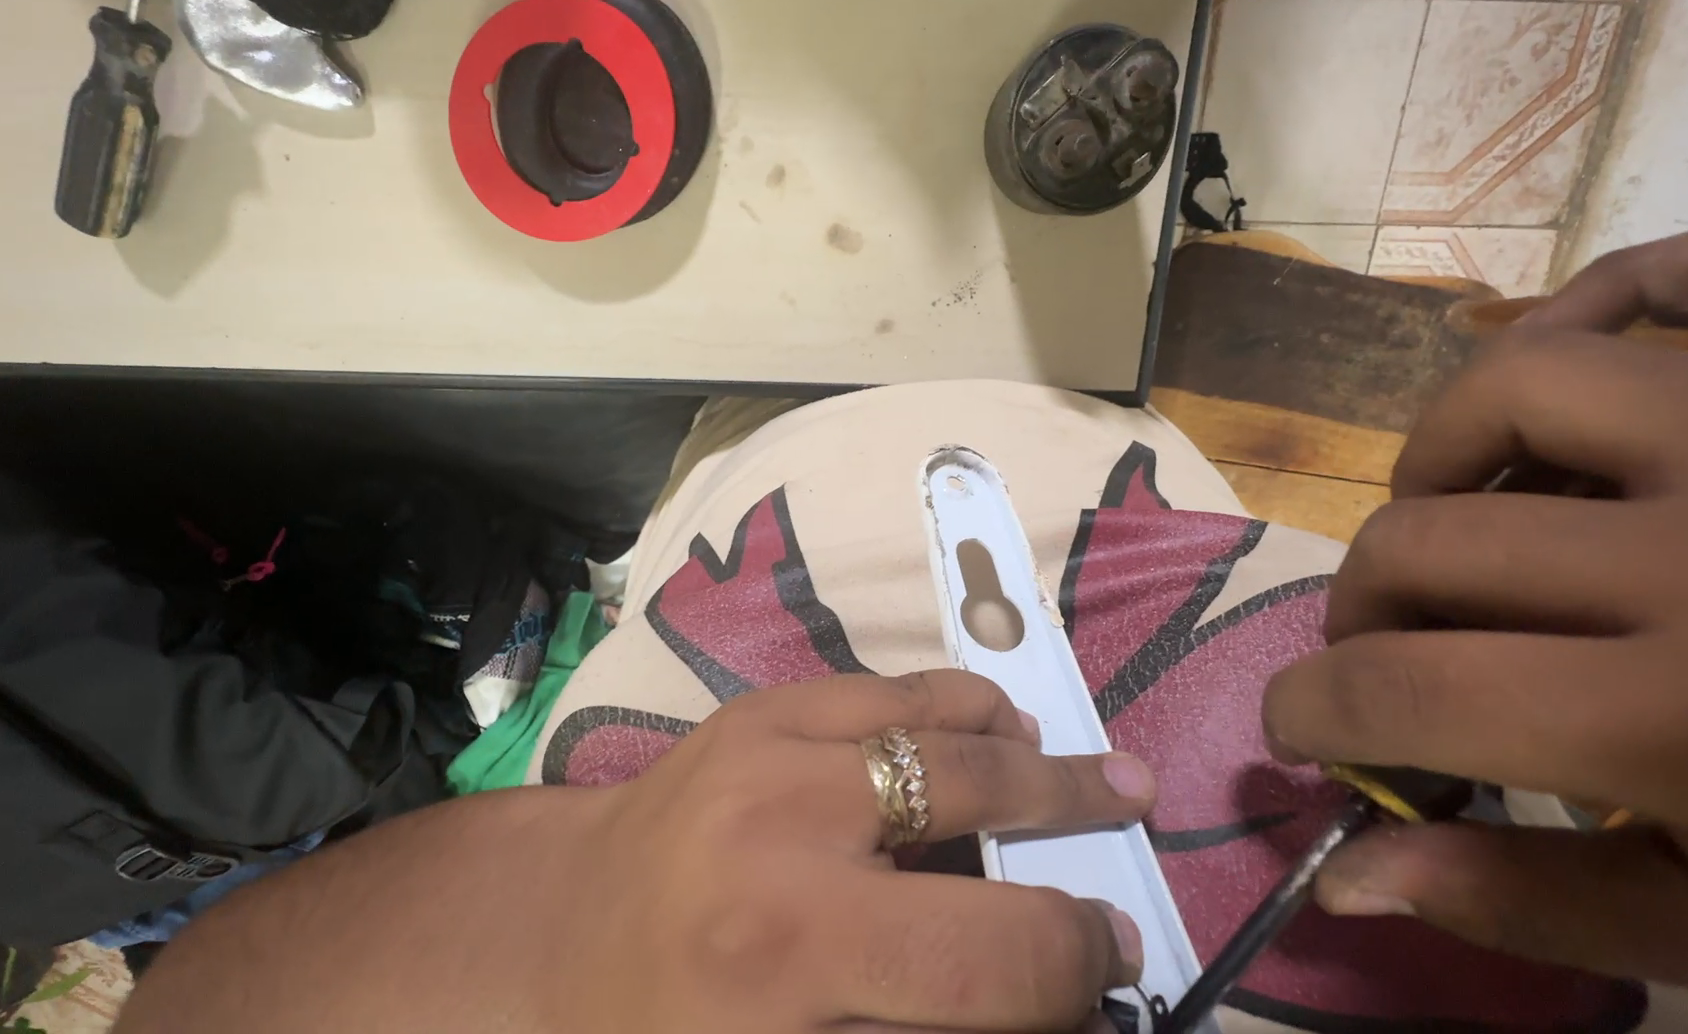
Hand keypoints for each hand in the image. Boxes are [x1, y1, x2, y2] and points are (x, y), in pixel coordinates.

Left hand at [118, 670, 1157, 1032]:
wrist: (555, 928)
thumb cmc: (655, 1028)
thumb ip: (921, 1023)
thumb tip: (1040, 1001)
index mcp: (786, 962)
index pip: (986, 963)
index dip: (1070, 969)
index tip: (1114, 958)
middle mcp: (786, 835)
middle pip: (976, 812)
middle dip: (1071, 821)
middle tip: (1132, 813)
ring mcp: (771, 747)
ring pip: (941, 727)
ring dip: (1026, 748)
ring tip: (1082, 765)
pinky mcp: (760, 705)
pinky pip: (890, 688)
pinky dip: (959, 700)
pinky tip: (997, 718)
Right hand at [1262, 220, 1687, 1018]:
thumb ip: (1527, 901)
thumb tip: (1341, 881)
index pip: (1404, 690)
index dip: (1310, 711)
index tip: (1296, 730)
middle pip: (1425, 540)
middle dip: (1360, 611)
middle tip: (1392, 654)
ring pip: (1528, 378)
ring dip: (1443, 451)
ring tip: (1460, 508)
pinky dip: (1629, 291)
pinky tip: (1586, 356)